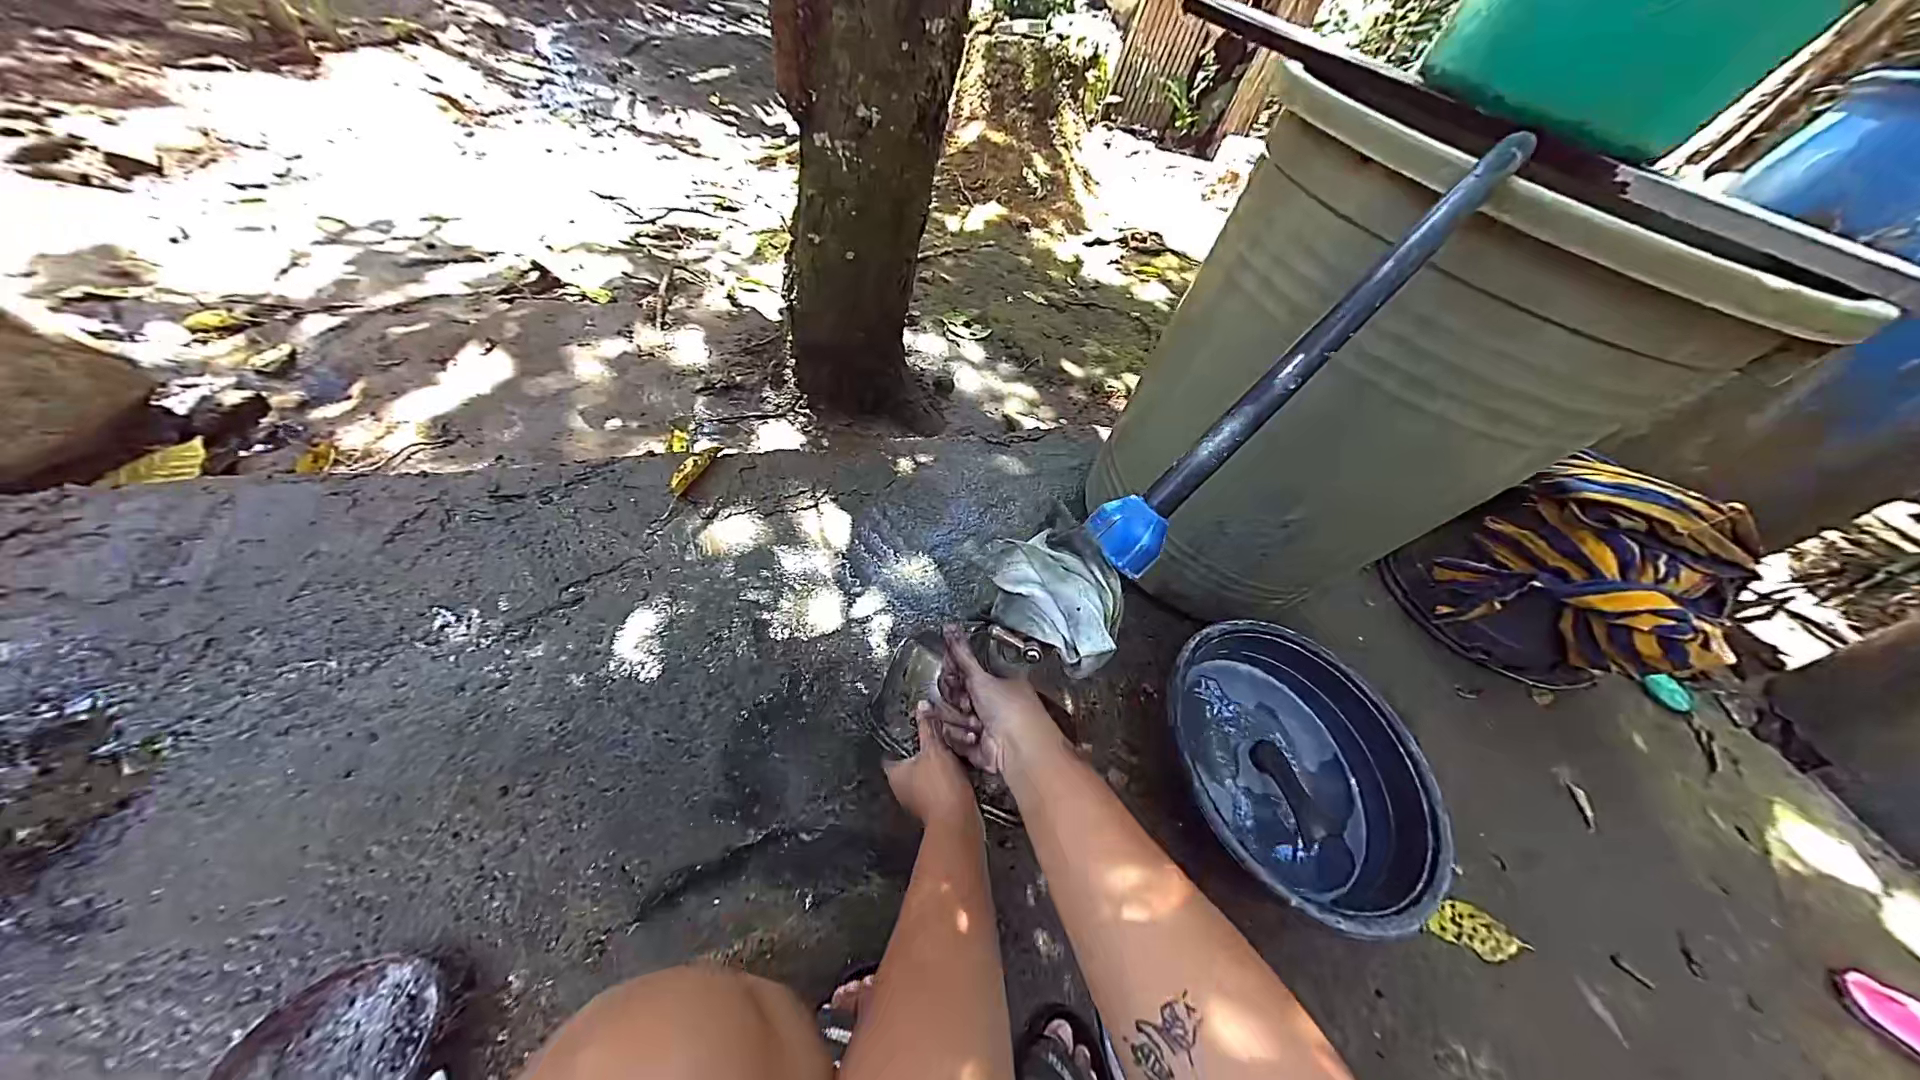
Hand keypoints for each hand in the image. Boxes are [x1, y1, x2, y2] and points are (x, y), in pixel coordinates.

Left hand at [884, 702, 979, 827]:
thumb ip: (928, 727)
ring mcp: (917, 800)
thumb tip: (922, 707)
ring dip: (934, 765)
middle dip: (920, 751)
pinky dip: (944, 778)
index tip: (908, 729)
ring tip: (947, 751)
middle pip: (907, 763)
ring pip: (923, 775)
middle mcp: (901, 789)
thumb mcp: (935, 748)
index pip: (889, 752)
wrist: (959, 821)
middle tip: (932, 737)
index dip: (898, 739)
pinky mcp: (934, 807)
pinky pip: (937, 786)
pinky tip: (956, 770)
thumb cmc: (941, 787)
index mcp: (894, 774)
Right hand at [928, 623, 1058, 774]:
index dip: (952, 675)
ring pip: (947, 717)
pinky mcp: (971, 744)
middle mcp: (987, 701)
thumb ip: (961, 654)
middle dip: (956, 700)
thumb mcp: (982, 677)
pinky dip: (961, 738)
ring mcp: (978, 723)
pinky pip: (950, 737)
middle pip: (949, 695)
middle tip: (968, 702)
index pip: (959, 671)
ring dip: (959, 720)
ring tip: (977, 722)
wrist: (1018, 749)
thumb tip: (951, 629)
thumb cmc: (1013, 712)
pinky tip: (976, 738)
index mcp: (993, 680)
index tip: (955, 677)